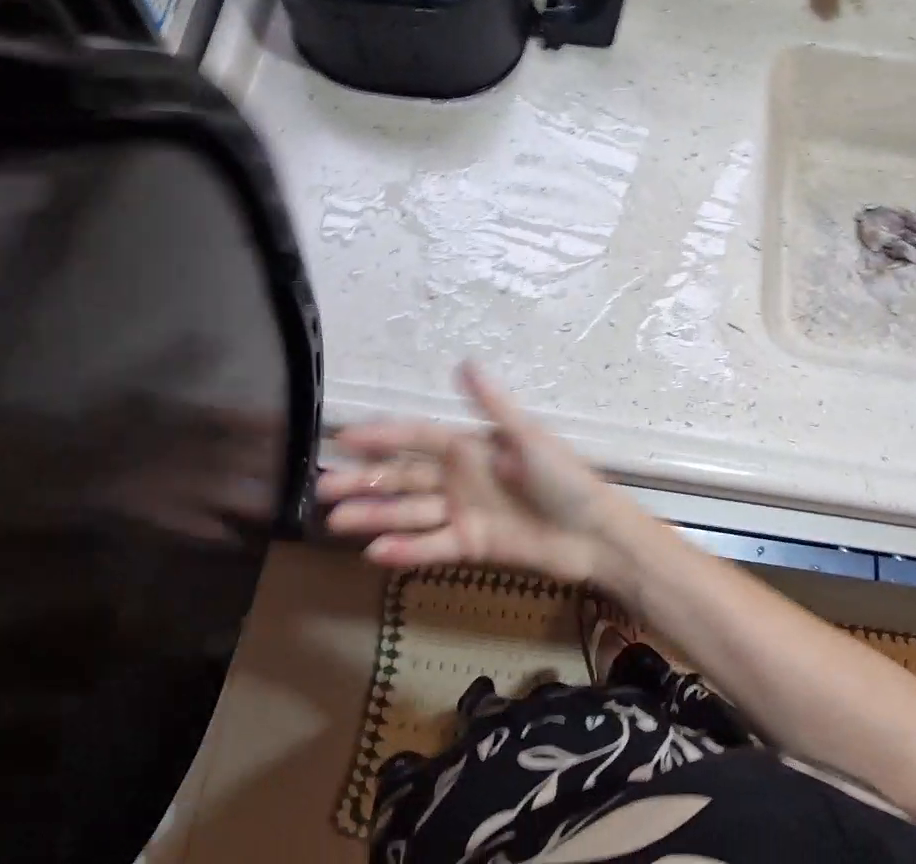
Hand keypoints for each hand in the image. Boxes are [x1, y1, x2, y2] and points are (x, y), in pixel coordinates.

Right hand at [318, 362, 637, 582]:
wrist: (594, 535)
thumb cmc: (565, 479)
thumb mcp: (530, 438)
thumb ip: (493, 405)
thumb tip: (465, 361)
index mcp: (470, 447)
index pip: (414, 437)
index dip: (379, 436)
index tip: (339, 438)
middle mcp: (459, 477)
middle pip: (401, 477)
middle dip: (362, 480)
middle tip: (321, 488)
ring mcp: (462, 513)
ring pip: (407, 512)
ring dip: (373, 516)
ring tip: (333, 522)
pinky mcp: (470, 546)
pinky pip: (430, 547)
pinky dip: (405, 549)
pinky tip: (375, 553)